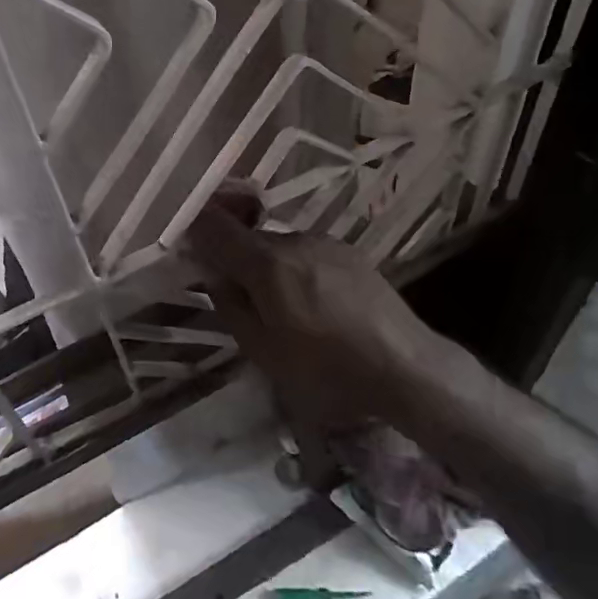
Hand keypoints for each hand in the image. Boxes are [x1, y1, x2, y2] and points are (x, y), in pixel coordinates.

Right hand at [183, 186, 449, 429]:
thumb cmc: (327, 370)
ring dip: (273, 270)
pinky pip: (309, 254)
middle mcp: (294, 240)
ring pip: (281, 248)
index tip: (192, 252)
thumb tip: (213, 274)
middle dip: (239, 263)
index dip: (197, 233)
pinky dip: (301, 271)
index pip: (216, 228)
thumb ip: (231, 306)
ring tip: (291, 313)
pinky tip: (321, 306)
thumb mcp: (264, 352)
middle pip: (250, 240)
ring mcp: (326, 242)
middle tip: (245, 303)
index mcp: (267, 264)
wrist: (405, 366)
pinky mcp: (350, 252)